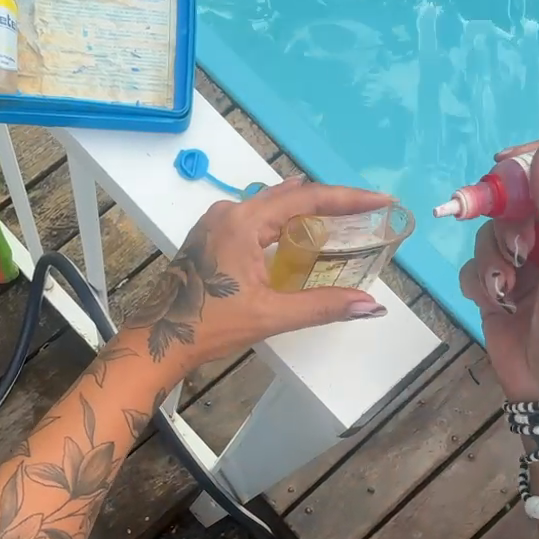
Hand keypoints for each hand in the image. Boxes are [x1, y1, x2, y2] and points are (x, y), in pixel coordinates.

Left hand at [121, 178, 391, 373]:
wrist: (158, 341)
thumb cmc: (209, 326)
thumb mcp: (270, 316)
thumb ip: (322, 306)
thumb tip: (369, 305)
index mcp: (243, 222)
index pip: (306, 199)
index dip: (348, 199)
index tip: (381, 199)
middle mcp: (227, 213)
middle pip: (288, 196)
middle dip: (328, 202)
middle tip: (365, 209)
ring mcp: (214, 224)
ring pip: (268, 206)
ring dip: (302, 210)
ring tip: (337, 215)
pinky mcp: (208, 239)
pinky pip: (253, 218)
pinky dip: (280, 222)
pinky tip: (293, 231)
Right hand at [459, 131, 538, 401]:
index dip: (538, 161)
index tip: (507, 165)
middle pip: (518, 195)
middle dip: (507, 219)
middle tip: (515, 246)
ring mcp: (525, 260)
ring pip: (490, 230)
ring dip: (494, 258)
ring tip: (511, 287)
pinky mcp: (496, 285)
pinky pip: (473, 264)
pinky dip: (480, 281)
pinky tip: (496, 302)